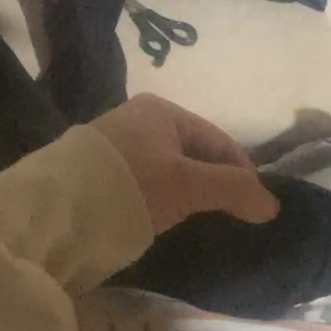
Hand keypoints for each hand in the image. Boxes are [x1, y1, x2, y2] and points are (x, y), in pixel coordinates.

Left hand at [92, 95, 279, 232]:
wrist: (58, 209)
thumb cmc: (132, 184)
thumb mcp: (188, 185)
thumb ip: (233, 190)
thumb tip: (271, 205)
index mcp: (161, 110)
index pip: (216, 138)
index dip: (241, 171)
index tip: (256, 205)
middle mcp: (138, 118)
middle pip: (193, 153)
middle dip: (214, 183)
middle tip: (230, 215)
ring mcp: (117, 144)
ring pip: (169, 169)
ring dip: (188, 193)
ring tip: (199, 220)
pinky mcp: (100, 171)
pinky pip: (146, 181)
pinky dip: (162, 198)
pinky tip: (165, 218)